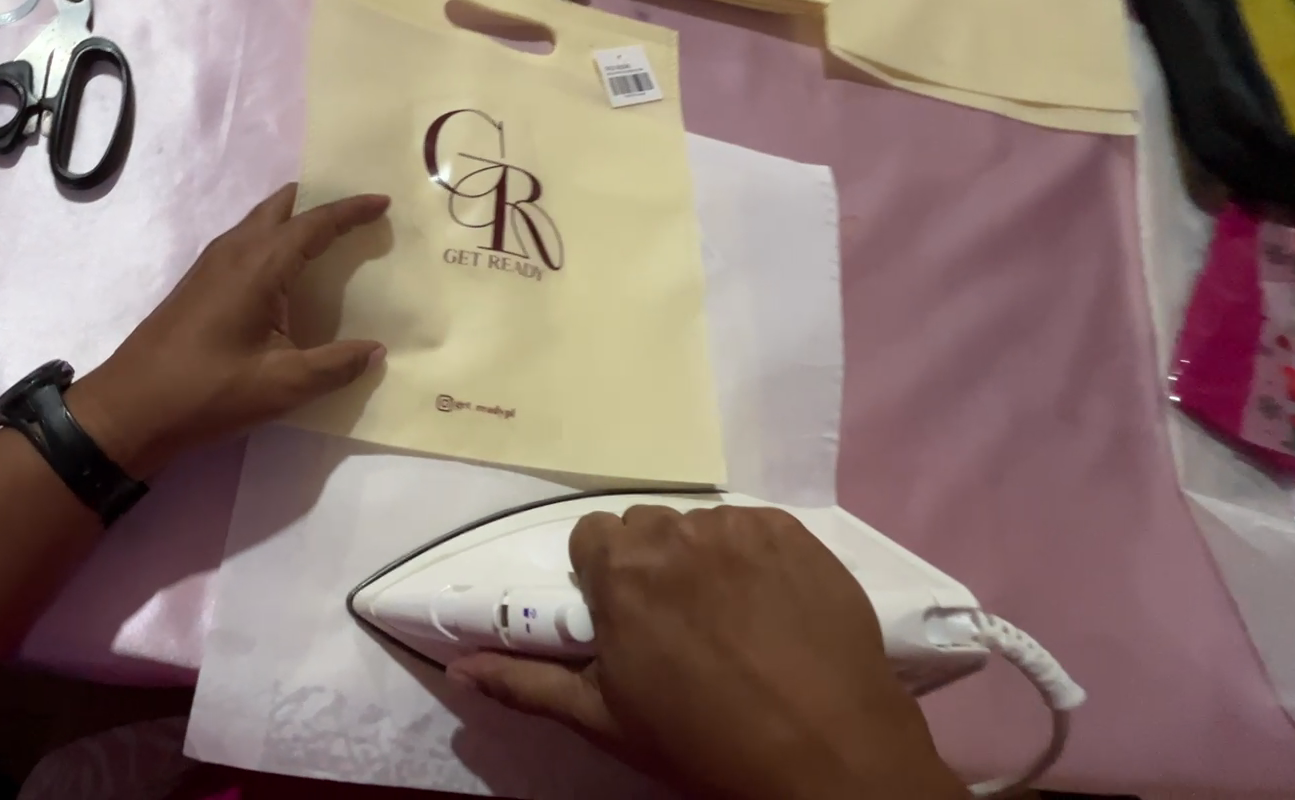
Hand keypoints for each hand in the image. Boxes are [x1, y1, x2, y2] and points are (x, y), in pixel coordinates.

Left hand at [65, 183, 388, 477]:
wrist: (130, 409)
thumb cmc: (208, 392)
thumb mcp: (282, 385)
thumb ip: (335, 365)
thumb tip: (376, 350)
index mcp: (259, 266)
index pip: (314, 223)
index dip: (350, 210)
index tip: (381, 200)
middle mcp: (234, 251)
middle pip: (281, 206)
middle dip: (319, 199)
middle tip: (354, 208)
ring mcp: (211, 264)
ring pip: (260, 221)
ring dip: (294, 217)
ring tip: (329, 232)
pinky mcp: (200, 282)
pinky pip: (246, 241)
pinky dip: (275, 237)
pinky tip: (287, 269)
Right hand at [447, 506, 964, 799]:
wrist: (835, 770)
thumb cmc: (703, 744)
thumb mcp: (604, 719)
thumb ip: (525, 682)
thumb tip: (459, 668)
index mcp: (620, 569)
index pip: (592, 536)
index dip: (604, 575)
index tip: (624, 615)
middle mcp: (673, 532)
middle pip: (644, 526)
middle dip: (649, 563)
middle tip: (677, 621)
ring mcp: (738, 528)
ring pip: (698, 525)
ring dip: (702, 558)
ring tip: (732, 617)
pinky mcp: (793, 532)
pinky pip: (752, 527)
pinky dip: (753, 555)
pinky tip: (773, 605)